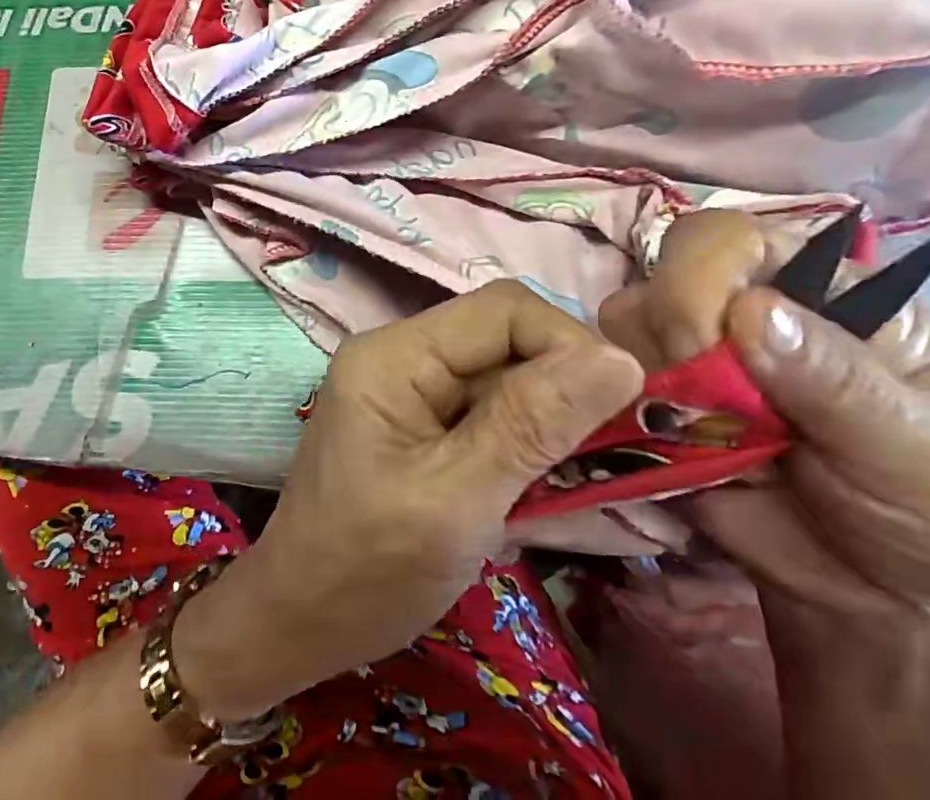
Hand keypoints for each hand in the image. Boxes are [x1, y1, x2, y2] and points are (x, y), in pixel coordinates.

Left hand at [172, 280, 642, 719]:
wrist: (304, 617)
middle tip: (614, 463)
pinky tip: (551, 497)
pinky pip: (493, 422)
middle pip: (510, 345)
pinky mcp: (423, 432)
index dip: (572, 348)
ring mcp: (411, 396)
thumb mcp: (456, 498)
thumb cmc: (367, 566)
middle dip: (569, 396)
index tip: (625, 415)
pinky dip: (530, 454)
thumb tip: (619, 358)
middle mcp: (401, 360)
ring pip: (510, 386)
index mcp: (393, 356)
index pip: (504, 311)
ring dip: (556, 432)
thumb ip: (531, 425)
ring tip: (584, 487)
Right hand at [598, 211, 929, 620]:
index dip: (701, 277)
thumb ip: (843, 383)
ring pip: (620, 332)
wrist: (903, 611)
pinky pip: (603, 392)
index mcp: (828, 302)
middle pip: (659, 281)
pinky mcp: (655, 416)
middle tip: (707, 409)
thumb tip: (751, 309)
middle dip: (669, 339)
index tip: (709, 345)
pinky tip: (664, 456)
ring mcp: (692, 369)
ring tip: (699, 443)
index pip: (733, 243)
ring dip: (640, 381)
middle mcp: (745, 321)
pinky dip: (614, 416)